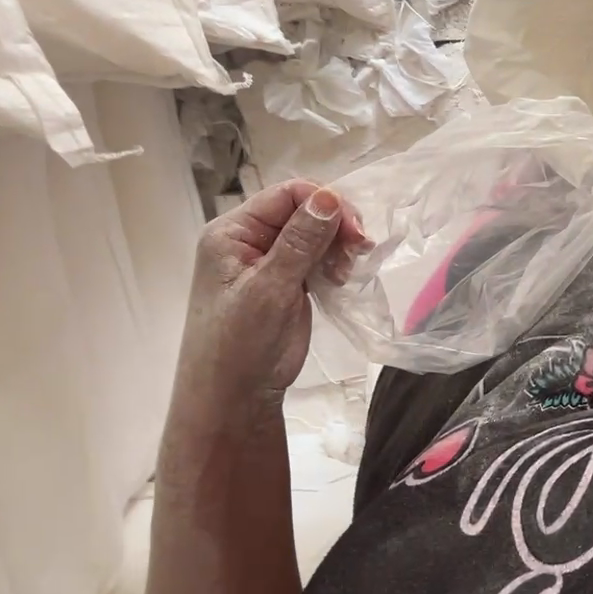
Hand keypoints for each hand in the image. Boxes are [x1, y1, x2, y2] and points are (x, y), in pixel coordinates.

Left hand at [176, 180, 367, 402]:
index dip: (324, 204)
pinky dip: (335, 262)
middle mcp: (249, 240)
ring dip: (338, 245)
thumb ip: (301, 241)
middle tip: (360, 250)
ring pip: (315, 233)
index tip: (355, 231)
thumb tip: (329, 196)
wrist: (235, 398)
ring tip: (348, 271)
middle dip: (336, 225)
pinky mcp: (287, 281)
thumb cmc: (241, 344)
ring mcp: (269, 261)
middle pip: (303, 210)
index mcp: (232, 233)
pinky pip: (317, 257)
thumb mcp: (270, 288)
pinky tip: (343, 278)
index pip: (286, 195)